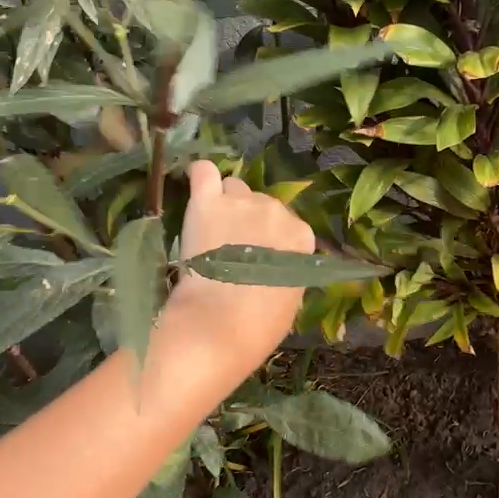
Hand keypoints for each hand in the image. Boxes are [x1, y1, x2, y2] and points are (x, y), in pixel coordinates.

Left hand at [164, 159, 314, 381]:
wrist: (219, 325)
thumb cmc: (260, 325)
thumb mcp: (290, 299)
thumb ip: (286, 269)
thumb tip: (274, 265)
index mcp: (302, 235)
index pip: (288, 223)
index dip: (270, 239)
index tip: (257, 257)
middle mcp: (276, 210)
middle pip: (261, 202)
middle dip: (247, 220)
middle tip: (230, 248)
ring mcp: (241, 202)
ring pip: (234, 187)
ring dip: (225, 202)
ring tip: (211, 229)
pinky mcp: (207, 202)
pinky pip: (204, 172)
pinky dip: (200, 179)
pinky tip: (197, 191)